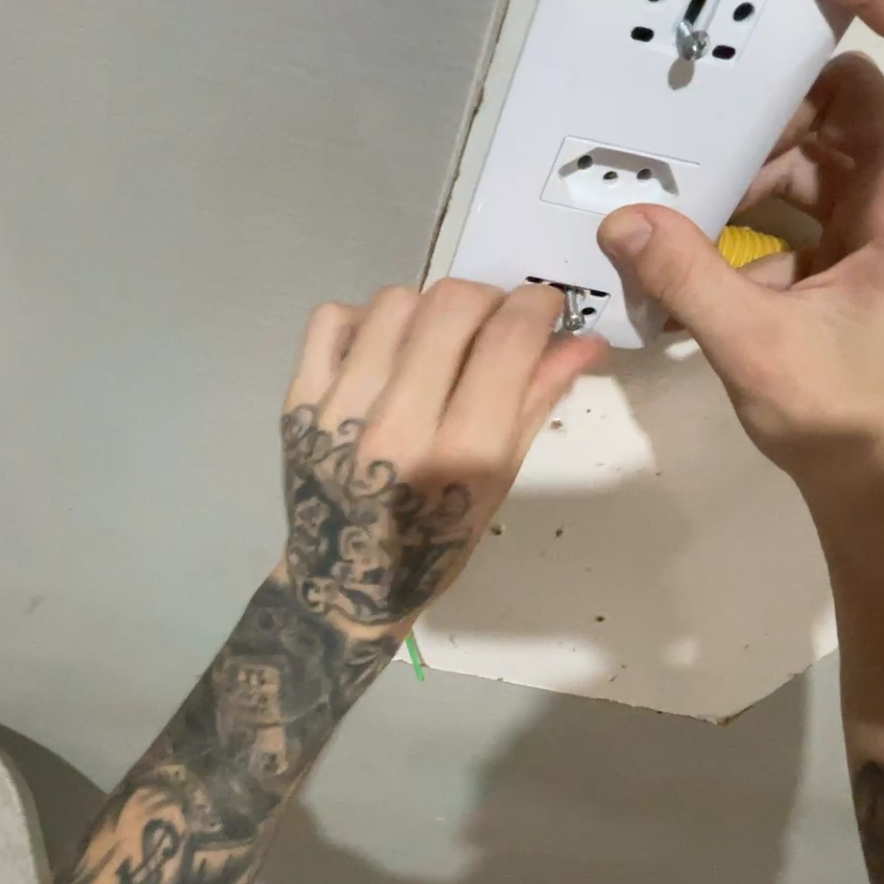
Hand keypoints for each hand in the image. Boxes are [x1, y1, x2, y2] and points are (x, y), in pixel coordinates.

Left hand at [278, 281, 605, 634]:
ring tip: (433, 341)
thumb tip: (585, 338)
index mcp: (461, 455)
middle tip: (490, 324)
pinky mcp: (297, 403)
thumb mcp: (496, 484)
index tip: (541, 307)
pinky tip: (379, 349)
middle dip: (487, 299)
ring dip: (427, 308)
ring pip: (393, 302)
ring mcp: (338, 411)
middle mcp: (397, 425)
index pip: (508, 339)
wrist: (343, 584)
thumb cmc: (434, 545)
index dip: (538, 305)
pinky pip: (330, 318)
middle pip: (451, 305)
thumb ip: (536, 402)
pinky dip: (363, 319)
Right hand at [597, 0, 883, 500]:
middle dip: (785, 95)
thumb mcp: (754, 346)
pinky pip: (801, 197)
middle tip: (706, 108)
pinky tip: (696, 243)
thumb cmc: (840, 416)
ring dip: (756, 159)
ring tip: (685, 194)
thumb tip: (619, 220)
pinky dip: (749, 207)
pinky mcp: (851, 252)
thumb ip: (687, 279)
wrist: (872, 478)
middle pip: (870, 90)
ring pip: (827, 146)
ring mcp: (883, 223)